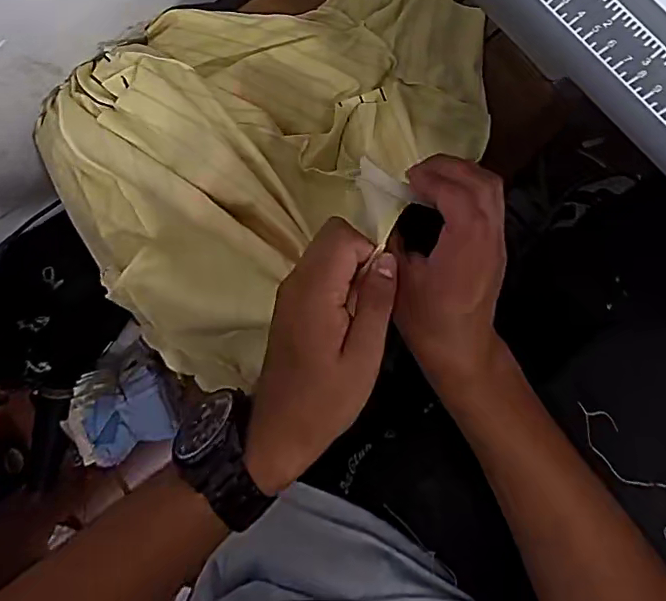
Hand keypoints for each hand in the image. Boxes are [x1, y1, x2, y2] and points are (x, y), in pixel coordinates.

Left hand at [245, 218, 396, 494]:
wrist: (278, 431)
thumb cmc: (325, 401)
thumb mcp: (364, 357)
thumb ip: (377, 302)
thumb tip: (387, 257)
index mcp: (313, 290)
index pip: (342, 235)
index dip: (368, 252)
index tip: (379, 290)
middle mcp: (296, 279)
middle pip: (332, 235)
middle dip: (361, 256)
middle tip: (371, 302)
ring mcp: (290, 289)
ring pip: (326, 251)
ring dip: (350, 270)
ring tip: (359, 315)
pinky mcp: (290, 300)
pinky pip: (319, 270)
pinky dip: (337, 281)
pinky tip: (345, 320)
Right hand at [395, 155, 508, 390]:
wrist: (463, 350)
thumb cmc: (429, 321)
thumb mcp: (400, 280)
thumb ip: (394, 240)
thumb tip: (385, 213)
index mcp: (466, 244)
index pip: (457, 194)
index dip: (431, 178)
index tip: (407, 178)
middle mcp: (489, 236)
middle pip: (482, 182)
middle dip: (449, 166)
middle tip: (418, 170)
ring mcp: (498, 239)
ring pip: (492, 187)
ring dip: (462, 173)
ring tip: (431, 176)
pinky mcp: (497, 243)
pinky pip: (491, 200)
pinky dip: (469, 186)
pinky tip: (445, 193)